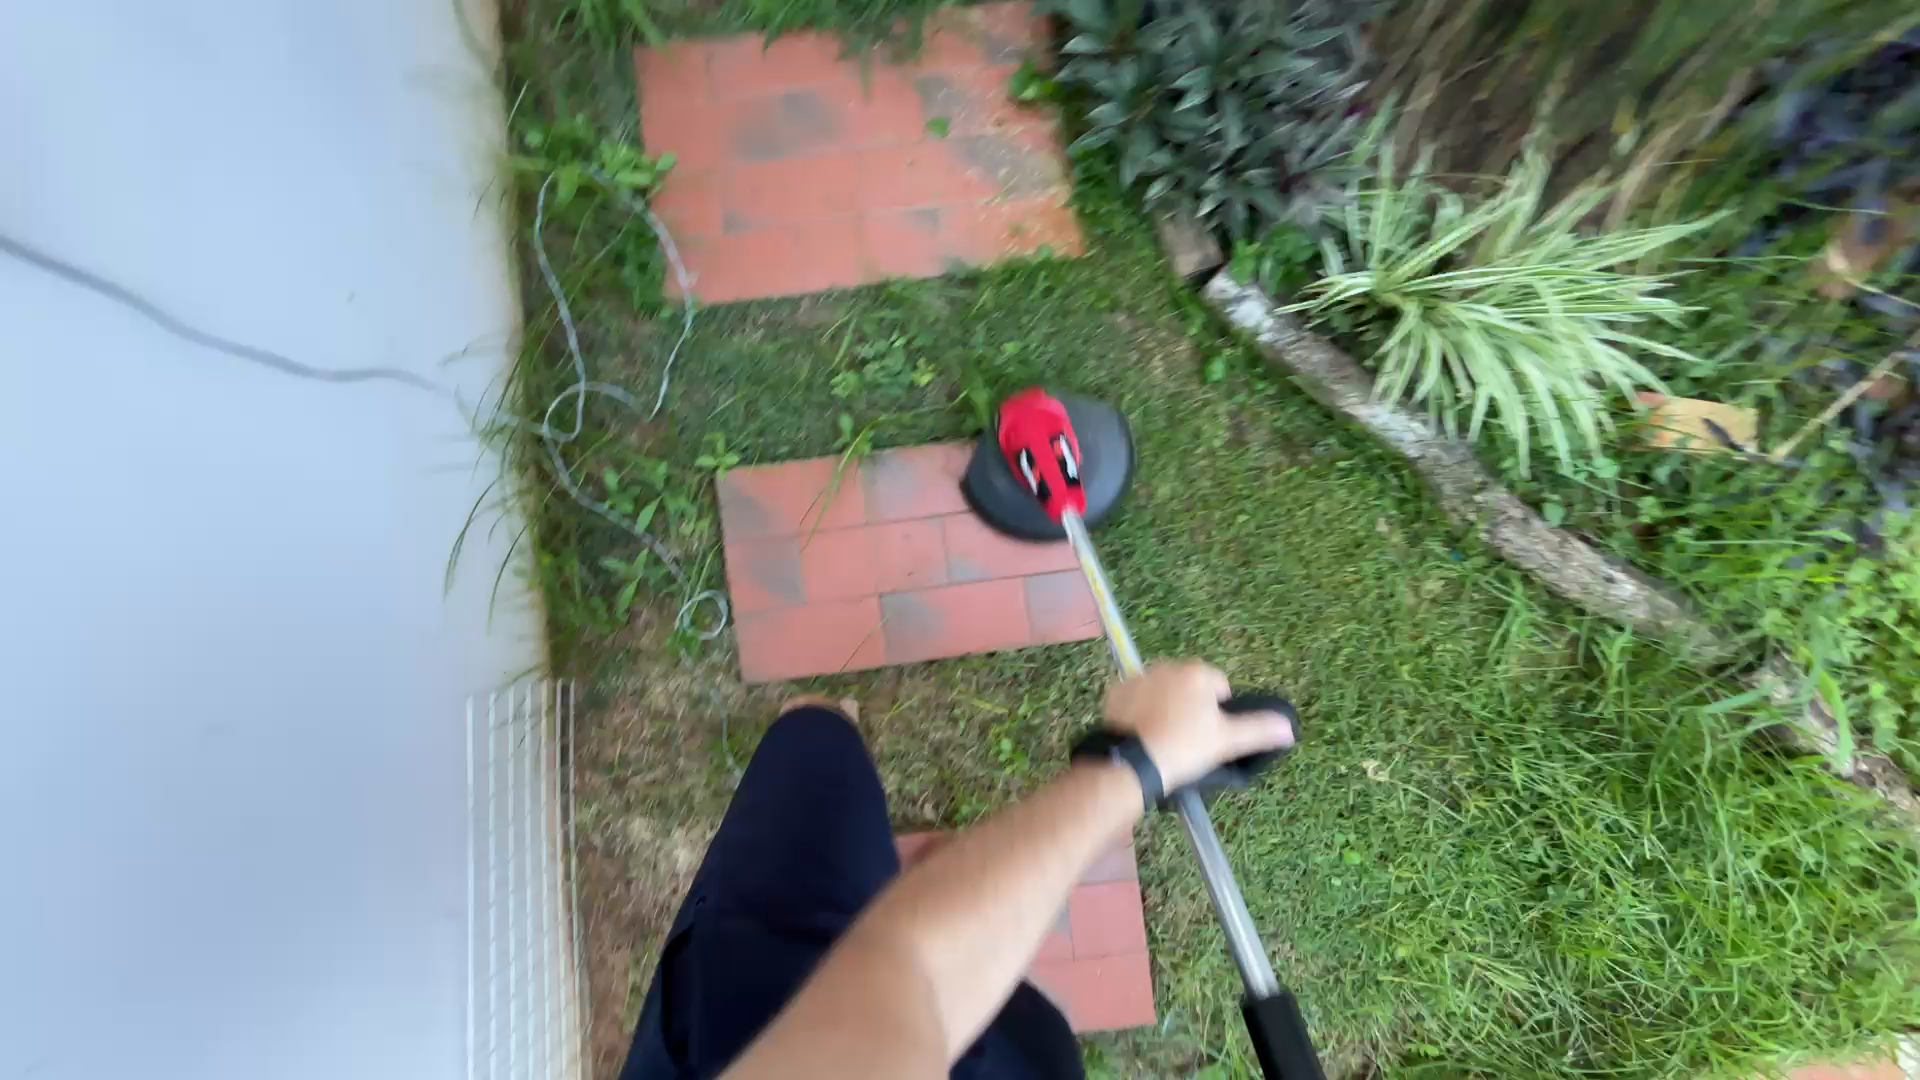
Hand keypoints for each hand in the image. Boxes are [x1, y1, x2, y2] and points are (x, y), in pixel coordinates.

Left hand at [1102, 661, 1294, 789]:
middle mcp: (1166, 666)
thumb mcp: (1227, 741)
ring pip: (1162, 690)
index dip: (1219, 711)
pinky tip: (1143, 732)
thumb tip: (1289, 726)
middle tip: (1189, 737)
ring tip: (1165, 736)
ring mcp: (1138, 677)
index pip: (1219, 686)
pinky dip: (1140, 710)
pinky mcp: (1116, 692)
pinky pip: (1136, 698)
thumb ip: (1259, 730)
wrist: (1134, 760)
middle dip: (1192, 705)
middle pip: (1189, 685)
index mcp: (1197, 673)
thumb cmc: (1185, 747)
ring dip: (1166, 705)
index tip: (1210, 733)